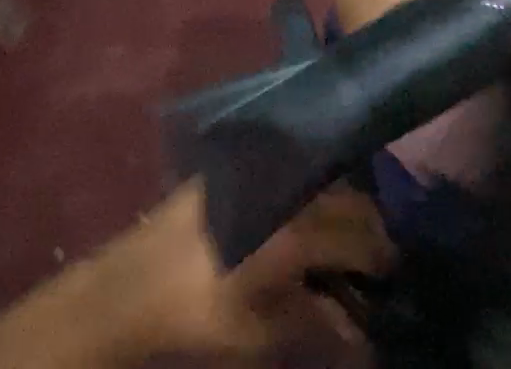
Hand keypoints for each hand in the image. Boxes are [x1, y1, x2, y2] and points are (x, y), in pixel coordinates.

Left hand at [99, 182, 391, 359]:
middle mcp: (286, 194)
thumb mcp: (259, 338)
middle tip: (372, 254)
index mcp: (296, 234)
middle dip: (368, 227)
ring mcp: (258, 176)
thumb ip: (317, 328)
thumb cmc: (194, 324)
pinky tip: (301, 216)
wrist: (119, 297)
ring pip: (322, 183)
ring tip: (339, 234)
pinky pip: (289, 175)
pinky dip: (308, 192)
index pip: (362, 238)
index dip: (382, 257)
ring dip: (340, 205)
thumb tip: (365, 337)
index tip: (390, 273)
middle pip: (349, 202)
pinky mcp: (233, 173)